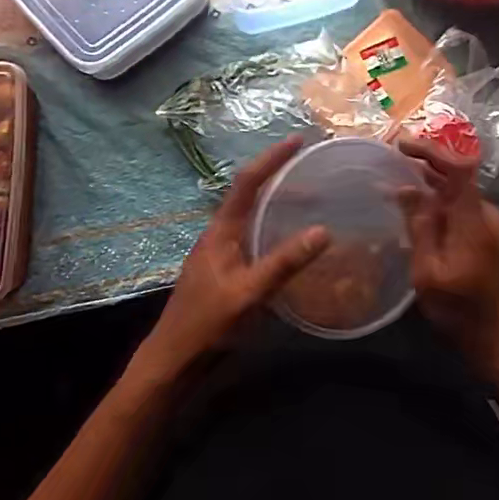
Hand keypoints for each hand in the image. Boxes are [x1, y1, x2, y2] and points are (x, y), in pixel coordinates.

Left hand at [133, 137, 330, 380]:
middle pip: (250, 195)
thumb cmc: (207, 324)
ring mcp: (223, 254)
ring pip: (253, 218)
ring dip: (279, 205)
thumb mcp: (249, 293)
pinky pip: (255, 239)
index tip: (298, 141)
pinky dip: (276, 231)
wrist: (176, 358)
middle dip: (280, 178)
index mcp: (221, 231)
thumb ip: (284, 263)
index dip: (271, 159)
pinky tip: (295, 244)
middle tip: (314, 171)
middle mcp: (221, 235)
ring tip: (313, 201)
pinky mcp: (228, 273)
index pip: (246, 183)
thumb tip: (322, 230)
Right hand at [396, 138, 498, 377]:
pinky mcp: (491, 238)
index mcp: (473, 221)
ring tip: (397, 183)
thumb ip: (420, 228)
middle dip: (425, 163)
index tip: (400, 145)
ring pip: (459, 193)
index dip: (431, 149)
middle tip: (390, 162)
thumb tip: (407, 190)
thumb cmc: (463, 312)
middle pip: (459, 175)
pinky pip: (463, 209)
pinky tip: (418, 212)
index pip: (459, 167)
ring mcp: (492, 227)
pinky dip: (440, 202)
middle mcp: (487, 215)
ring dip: (431, 183)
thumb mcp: (429, 274)